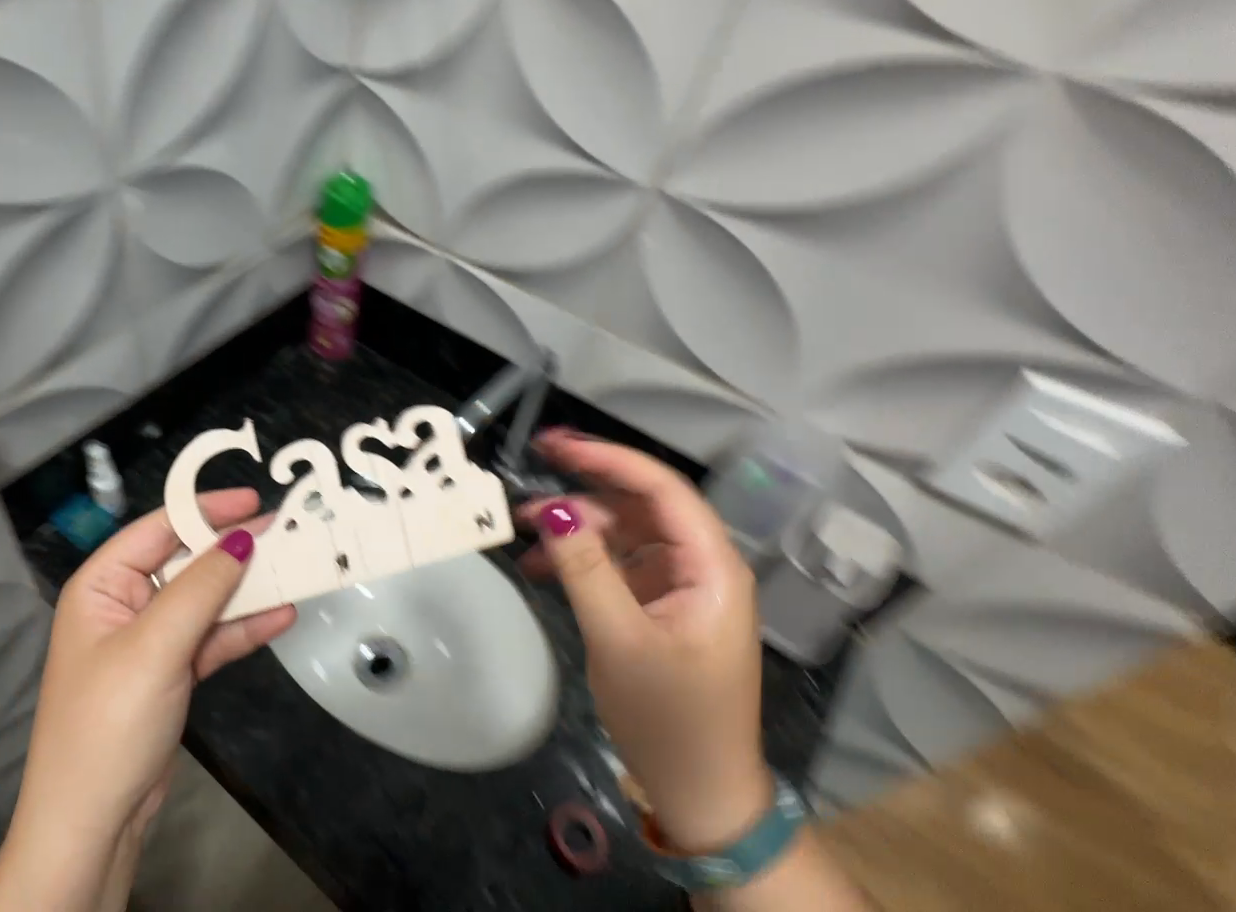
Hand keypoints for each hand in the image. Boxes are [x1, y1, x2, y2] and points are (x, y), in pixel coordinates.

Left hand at [0, 489, 294, 911]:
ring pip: (204, 600)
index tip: (254, 500)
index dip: (204, 509)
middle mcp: (123, 605)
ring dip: (247, 589)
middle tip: (286, 531)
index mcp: (101, 586)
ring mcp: (149, 641)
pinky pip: (212, 638)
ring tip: (296, 568)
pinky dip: (244, 629)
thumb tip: (242, 538)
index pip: (156, 529)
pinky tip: (282, 615)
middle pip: (185, 562)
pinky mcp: (171, 673)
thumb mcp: (155, 646)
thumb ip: (201, 588)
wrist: (94, 820)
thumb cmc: (109, 722)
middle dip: (233, 549)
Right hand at [519, 429, 772, 853]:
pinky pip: (618, 566)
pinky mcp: (660, 608)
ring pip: (624, 534)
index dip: (606, 459)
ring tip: (523, 533)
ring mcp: (680, 587)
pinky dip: (580, 561)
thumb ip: (585, 570)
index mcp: (711, 566)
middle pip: (640, 506)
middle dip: (583, 494)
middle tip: (526, 487)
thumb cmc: (670, 717)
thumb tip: (553, 509)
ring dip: (576, 529)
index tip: (553, 445)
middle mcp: (701, 566)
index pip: (661, 489)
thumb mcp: (619, 641)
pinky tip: (541, 569)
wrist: (699, 791)